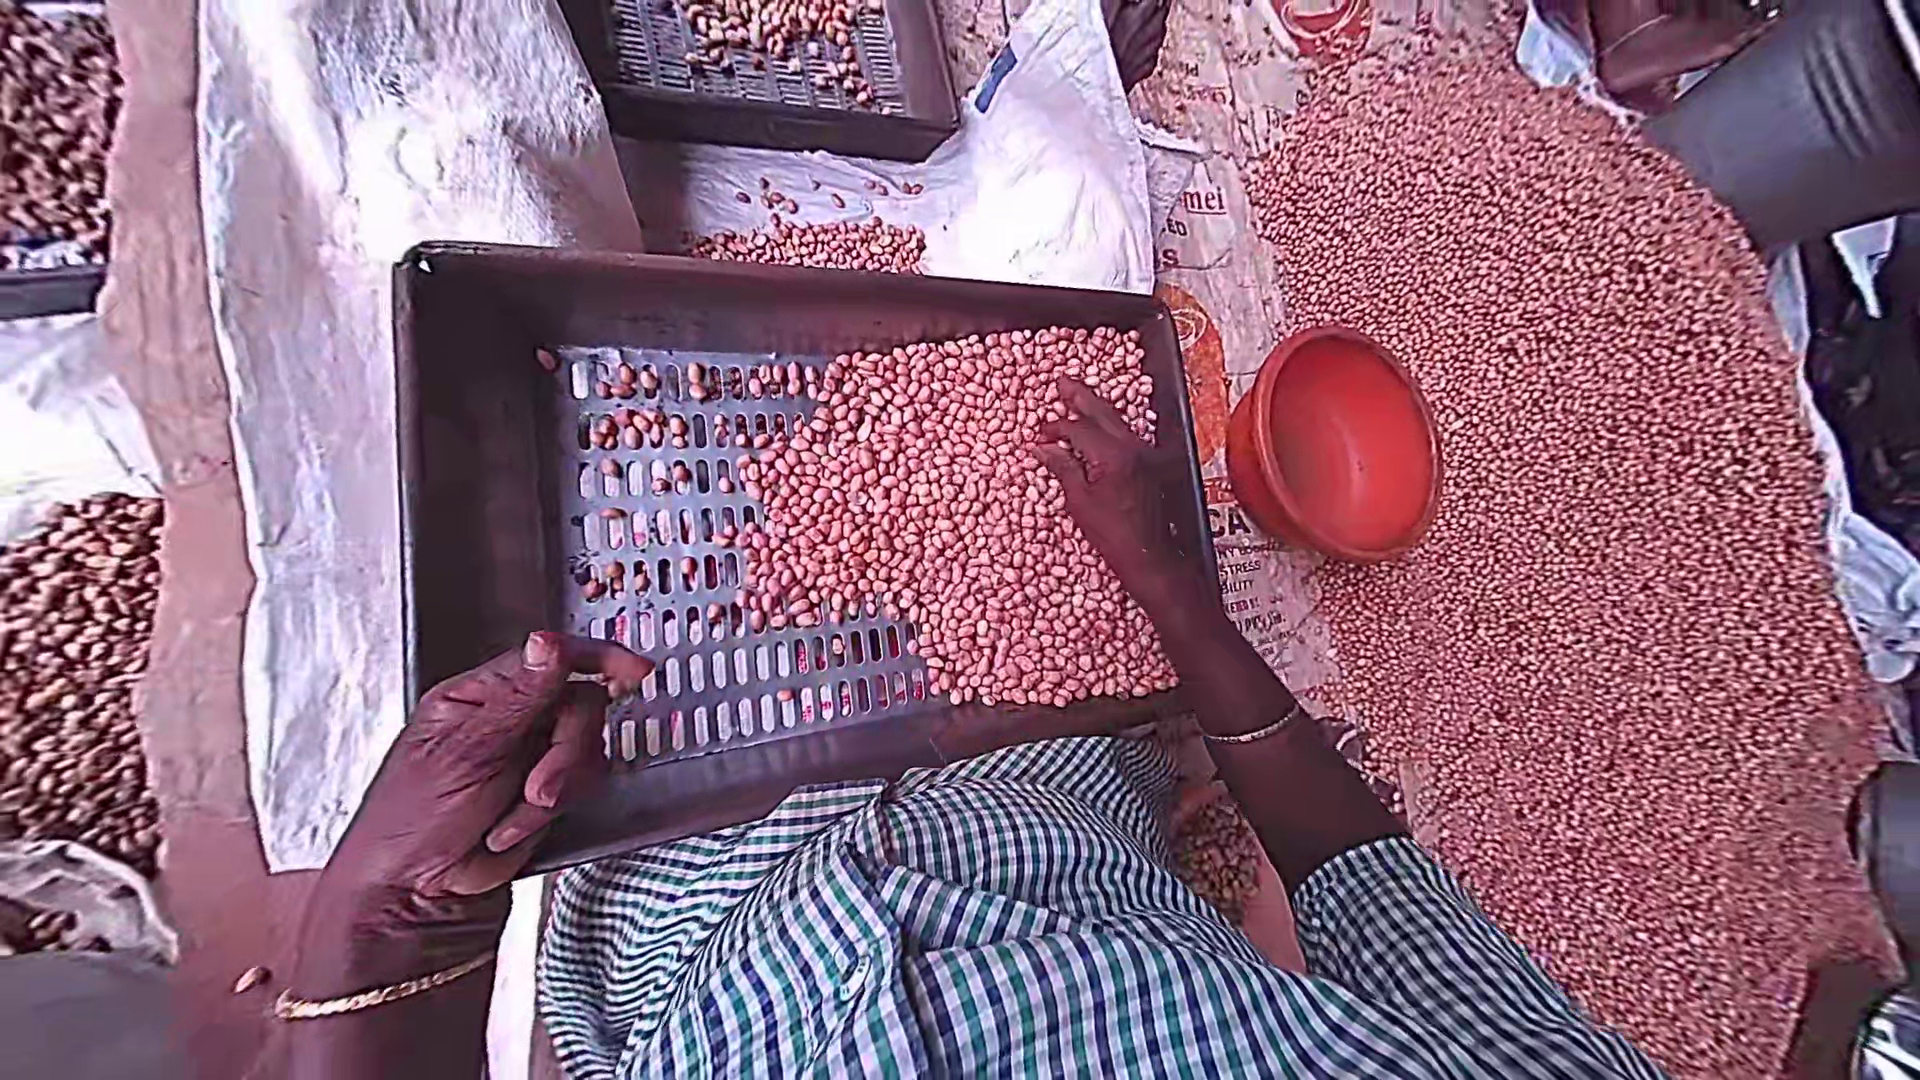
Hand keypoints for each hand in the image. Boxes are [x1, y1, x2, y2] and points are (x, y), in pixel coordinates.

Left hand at [292, 632, 652, 996]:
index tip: (636, 671)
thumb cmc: (410, 826)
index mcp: (481, 695)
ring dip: (559, 785)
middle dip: (566, 751)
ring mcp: (535, 748)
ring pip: (588, 743)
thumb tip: (548, 641)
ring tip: (514, 815)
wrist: (415, 902)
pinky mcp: (553, 781)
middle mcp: (514, 715)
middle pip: (582, 704)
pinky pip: (587, 776)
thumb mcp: (467, 752)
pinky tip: (517, 824)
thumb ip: (520, 695)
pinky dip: (559, 804)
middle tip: (540, 788)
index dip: (599, 658)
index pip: (551, 657)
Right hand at [1032, 376, 1208, 617]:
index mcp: (1113, 455)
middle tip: (1061, 383)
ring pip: (1117, 421)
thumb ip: (1063, 467)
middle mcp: (1134, 448)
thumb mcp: (1080, 501)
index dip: (1055, 428)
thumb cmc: (1114, 536)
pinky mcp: (1152, 464)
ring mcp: (1146, 454)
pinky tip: (1098, 429)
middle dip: (1079, 396)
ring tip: (1077, 399)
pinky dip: (1108, 427)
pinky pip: (1127, 435)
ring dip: (1095, 409)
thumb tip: (1043, 448)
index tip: (1039, 434)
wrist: (1152, 556)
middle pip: (1102, 412)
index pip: (1078, 428)